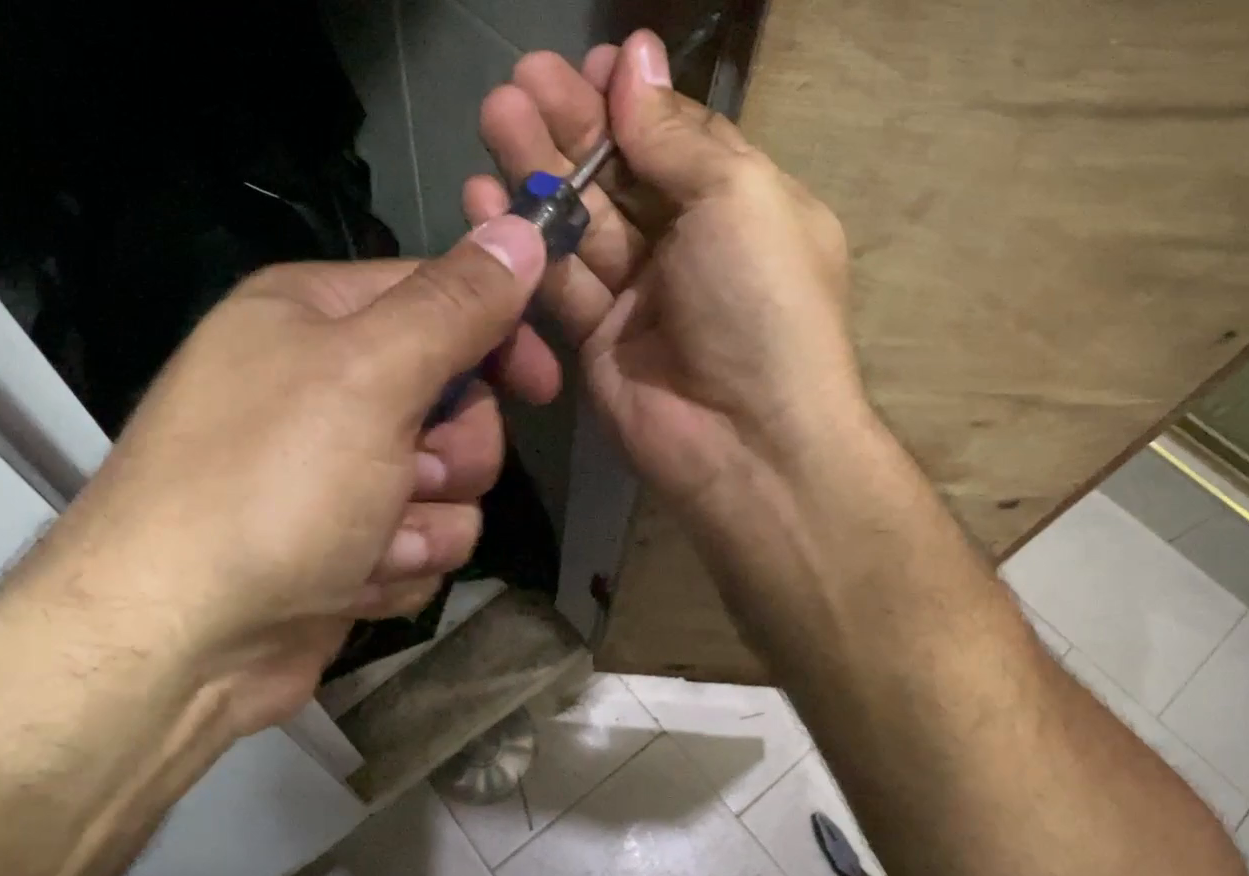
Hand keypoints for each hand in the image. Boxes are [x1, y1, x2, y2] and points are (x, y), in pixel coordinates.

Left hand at [16, 217, 552, 731]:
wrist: (179, 640)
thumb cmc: (271, 485)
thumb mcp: (370, 374)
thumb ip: (455, 306)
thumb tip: (523, 230)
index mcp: (315, 319)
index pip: (440, 300)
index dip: (497, 338)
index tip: (539, 385)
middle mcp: (322, 389)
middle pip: (453, 404)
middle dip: (452, 454)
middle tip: (415, 475)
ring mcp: (331, 476)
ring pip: (445, 488)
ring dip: (424, 524)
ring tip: (370, 546)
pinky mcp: (342, 548)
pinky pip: (417, 544)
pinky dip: (395, 568)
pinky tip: (348, 586)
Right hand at [467, 30, 866, 520]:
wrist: (748, 443)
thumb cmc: (761, 307)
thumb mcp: (739, 198)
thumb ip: (678, 136)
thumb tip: (636, 59)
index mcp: (741, 207)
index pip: (677, 139)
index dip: (632, 103)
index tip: (588, 65)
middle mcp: (691, 248)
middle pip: (620, 176)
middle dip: (571, 128)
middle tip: (519, 82)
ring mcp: (642, 298)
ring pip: (582, 224)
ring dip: (539, 173)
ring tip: (494, 116)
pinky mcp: (599, 342)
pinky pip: (559, 281)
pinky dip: (527, 243)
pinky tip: (487, 199)